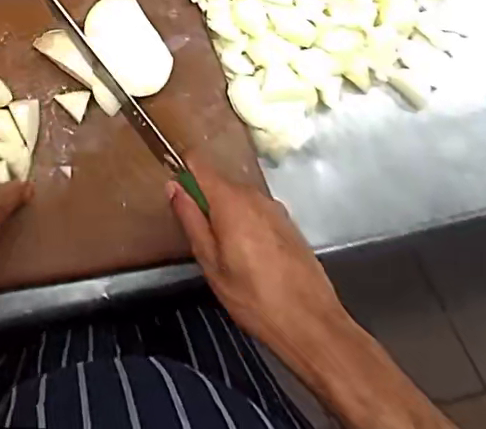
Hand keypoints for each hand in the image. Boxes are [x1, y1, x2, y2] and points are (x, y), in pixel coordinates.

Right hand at [168, 162, 453, 428]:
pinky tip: (254, 260)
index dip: (184, 170)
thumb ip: (190, 219)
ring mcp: (275, 207)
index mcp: (229, 200)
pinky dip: (249, 225)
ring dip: (228, 216)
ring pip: (239, 199)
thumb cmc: (254, 297)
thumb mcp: (211, 263)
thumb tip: (173, 186)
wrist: (312, 324)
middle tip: (203, 240)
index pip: (199, 163)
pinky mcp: (289, 223)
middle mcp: (253, 195)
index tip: (177, 191)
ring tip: (229, 256)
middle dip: (206, 202)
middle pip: (219, 183)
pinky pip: (258, 212)